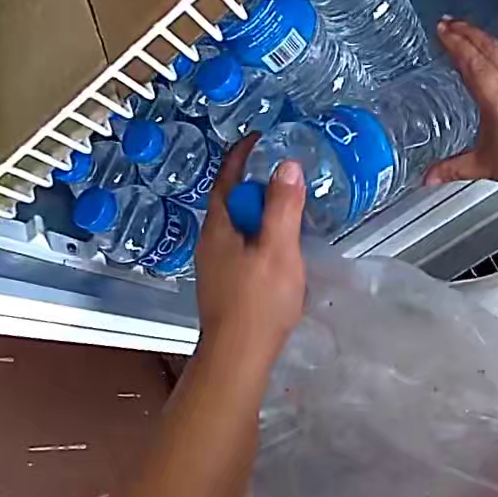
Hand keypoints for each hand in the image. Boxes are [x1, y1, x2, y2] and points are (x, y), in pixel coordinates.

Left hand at [194, 136, 305, 365]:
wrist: (238, 357)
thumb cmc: (258, 302)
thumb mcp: (278, 250)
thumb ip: (283, 207)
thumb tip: (286, 165)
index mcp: (218, 229)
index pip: (226, 180)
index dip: (242, 156)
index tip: (260, 138)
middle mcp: (209, 244)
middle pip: (230, 203)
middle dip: (254, 186)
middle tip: (284, 179)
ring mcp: (214, 267)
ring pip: (237, 229)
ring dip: (258, 215)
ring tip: (287, 214)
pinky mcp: (224, 286)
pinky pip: (241, 249)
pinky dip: (259, 239)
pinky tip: (278, 253)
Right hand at [427, 18, 497, 193]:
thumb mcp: (488, 166)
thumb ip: (455, 169)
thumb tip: (430, 177)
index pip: (473, 63)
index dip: (456, 44)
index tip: (442, 30)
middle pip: (489, 49)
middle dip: (467, 32)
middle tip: (450, 23)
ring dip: (486, 38)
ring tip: (472, 32)